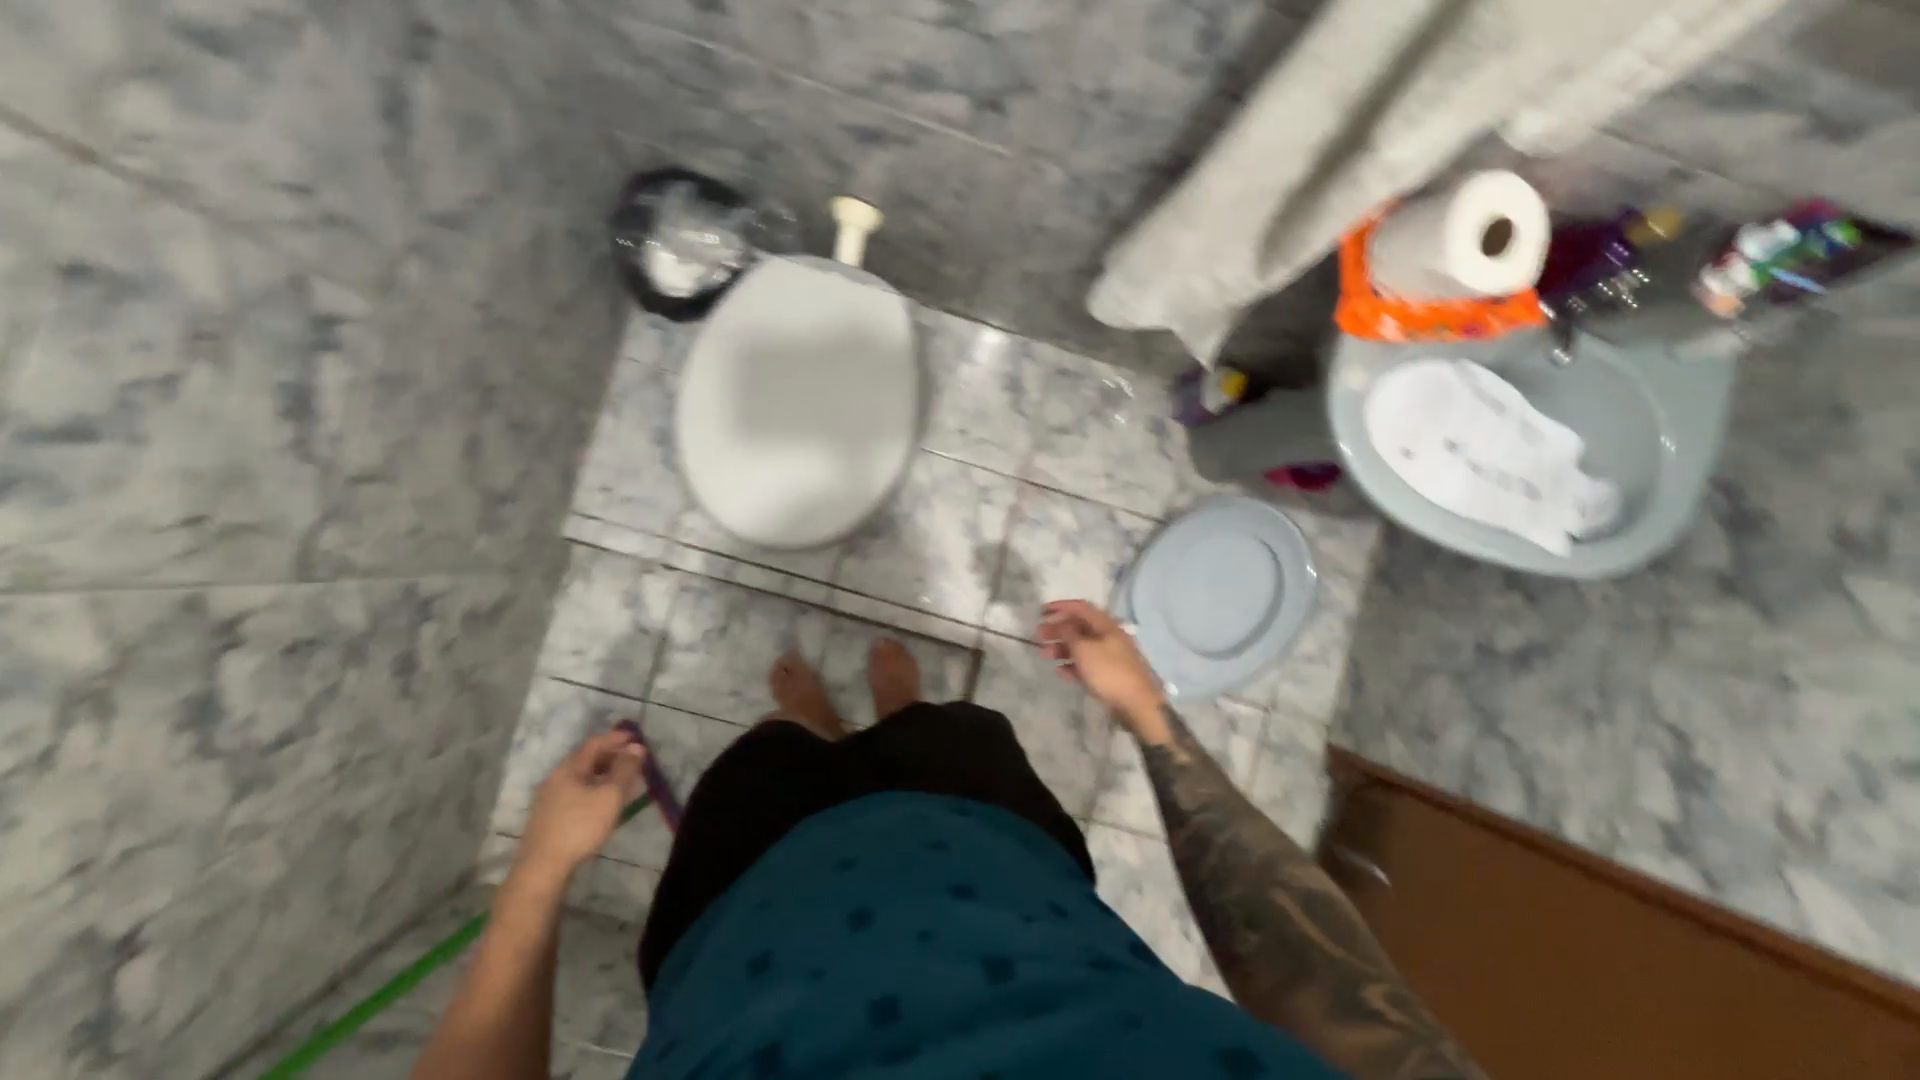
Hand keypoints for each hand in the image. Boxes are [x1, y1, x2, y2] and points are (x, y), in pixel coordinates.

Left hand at [517, 727, 647, 879]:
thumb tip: (636, 746)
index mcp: (569, 768)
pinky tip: (603, 803)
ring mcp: (549, 798)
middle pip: (586, 759)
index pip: (595, 743)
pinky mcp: (549, 816)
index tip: (636, 738)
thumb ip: (625, 769)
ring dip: (603, 774)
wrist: (543, 866)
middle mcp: (556, 778)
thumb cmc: (581, 826)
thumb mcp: (610, 796)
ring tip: (623, 781)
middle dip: (611, 756)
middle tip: (633, 760)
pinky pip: (576, 792)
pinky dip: (594, 789)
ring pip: (581, 777)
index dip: (616, 738)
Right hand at [1037, 600, 1166, 733]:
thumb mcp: (1085, 650)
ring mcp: (1111, 656)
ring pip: (1083, 647)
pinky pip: (1088, 665)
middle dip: (1058, 629)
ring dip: (1063, 648)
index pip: (1081, 608)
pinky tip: (1060, 671)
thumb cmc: (1109, 672)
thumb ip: (1070, 634)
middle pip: (1080, 627)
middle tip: (1039, 635)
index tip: (1041, 612)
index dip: (1060, 607)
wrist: (1137, 704)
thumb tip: (1062, 623)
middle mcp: (1110, 636)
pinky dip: (1073, 665)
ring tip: (1045, 654)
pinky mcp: (1110, 674)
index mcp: (1106, 625)